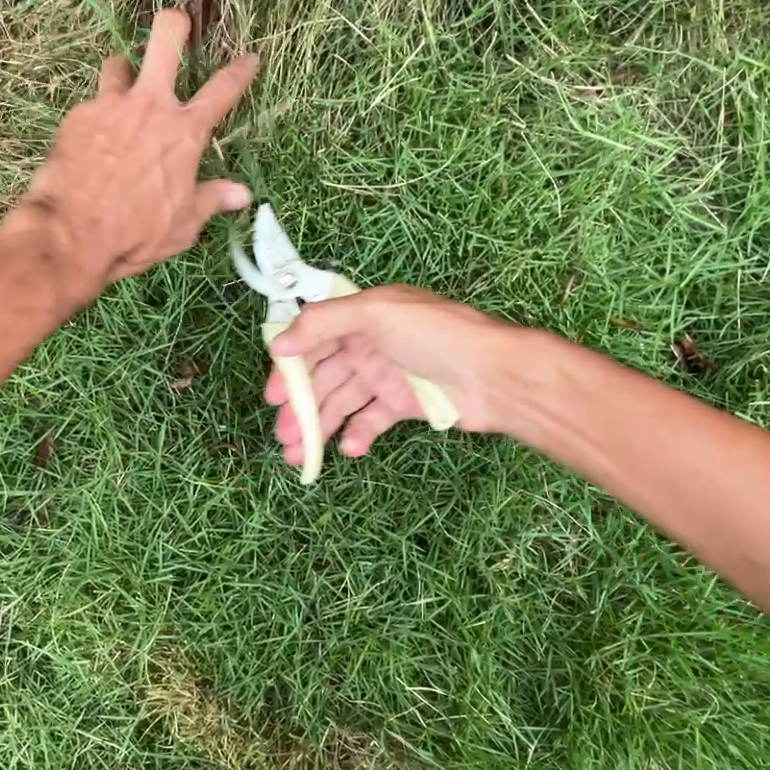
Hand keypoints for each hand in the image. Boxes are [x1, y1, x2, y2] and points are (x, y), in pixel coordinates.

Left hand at [13, 9, 259, 294]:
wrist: (72, 235)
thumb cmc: (136, 235)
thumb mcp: (182, 225)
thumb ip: (210, 201)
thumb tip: (242, 194)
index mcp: (184, 133)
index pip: (222, 91)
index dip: (240, 71)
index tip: (249, 59)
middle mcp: (150, 107)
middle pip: (166, 37)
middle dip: (174, 24)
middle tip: (175, 28)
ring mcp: (110, 106)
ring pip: (118, 64)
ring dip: (124, 75)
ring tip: (122, 96)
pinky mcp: (77, 117)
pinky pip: (91, 106)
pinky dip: (95, 120)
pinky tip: (90, 143)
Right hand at [265, 285, 536, 463]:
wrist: (497, 375)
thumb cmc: (437, 336)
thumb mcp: (377, 314)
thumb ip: (324, 323)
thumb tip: (278, 343)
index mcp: (361, 317)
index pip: (313, 342)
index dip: (290, 368)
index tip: (273, 396)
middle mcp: (370, 345)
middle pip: (323, 378)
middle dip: (301, 407)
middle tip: (284, 435)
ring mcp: (387, 377)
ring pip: (342, 403)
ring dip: (320, 427)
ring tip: (301, 455)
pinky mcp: (403, 405)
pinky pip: (371, 421)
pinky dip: (358, 435)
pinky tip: (350, 449)